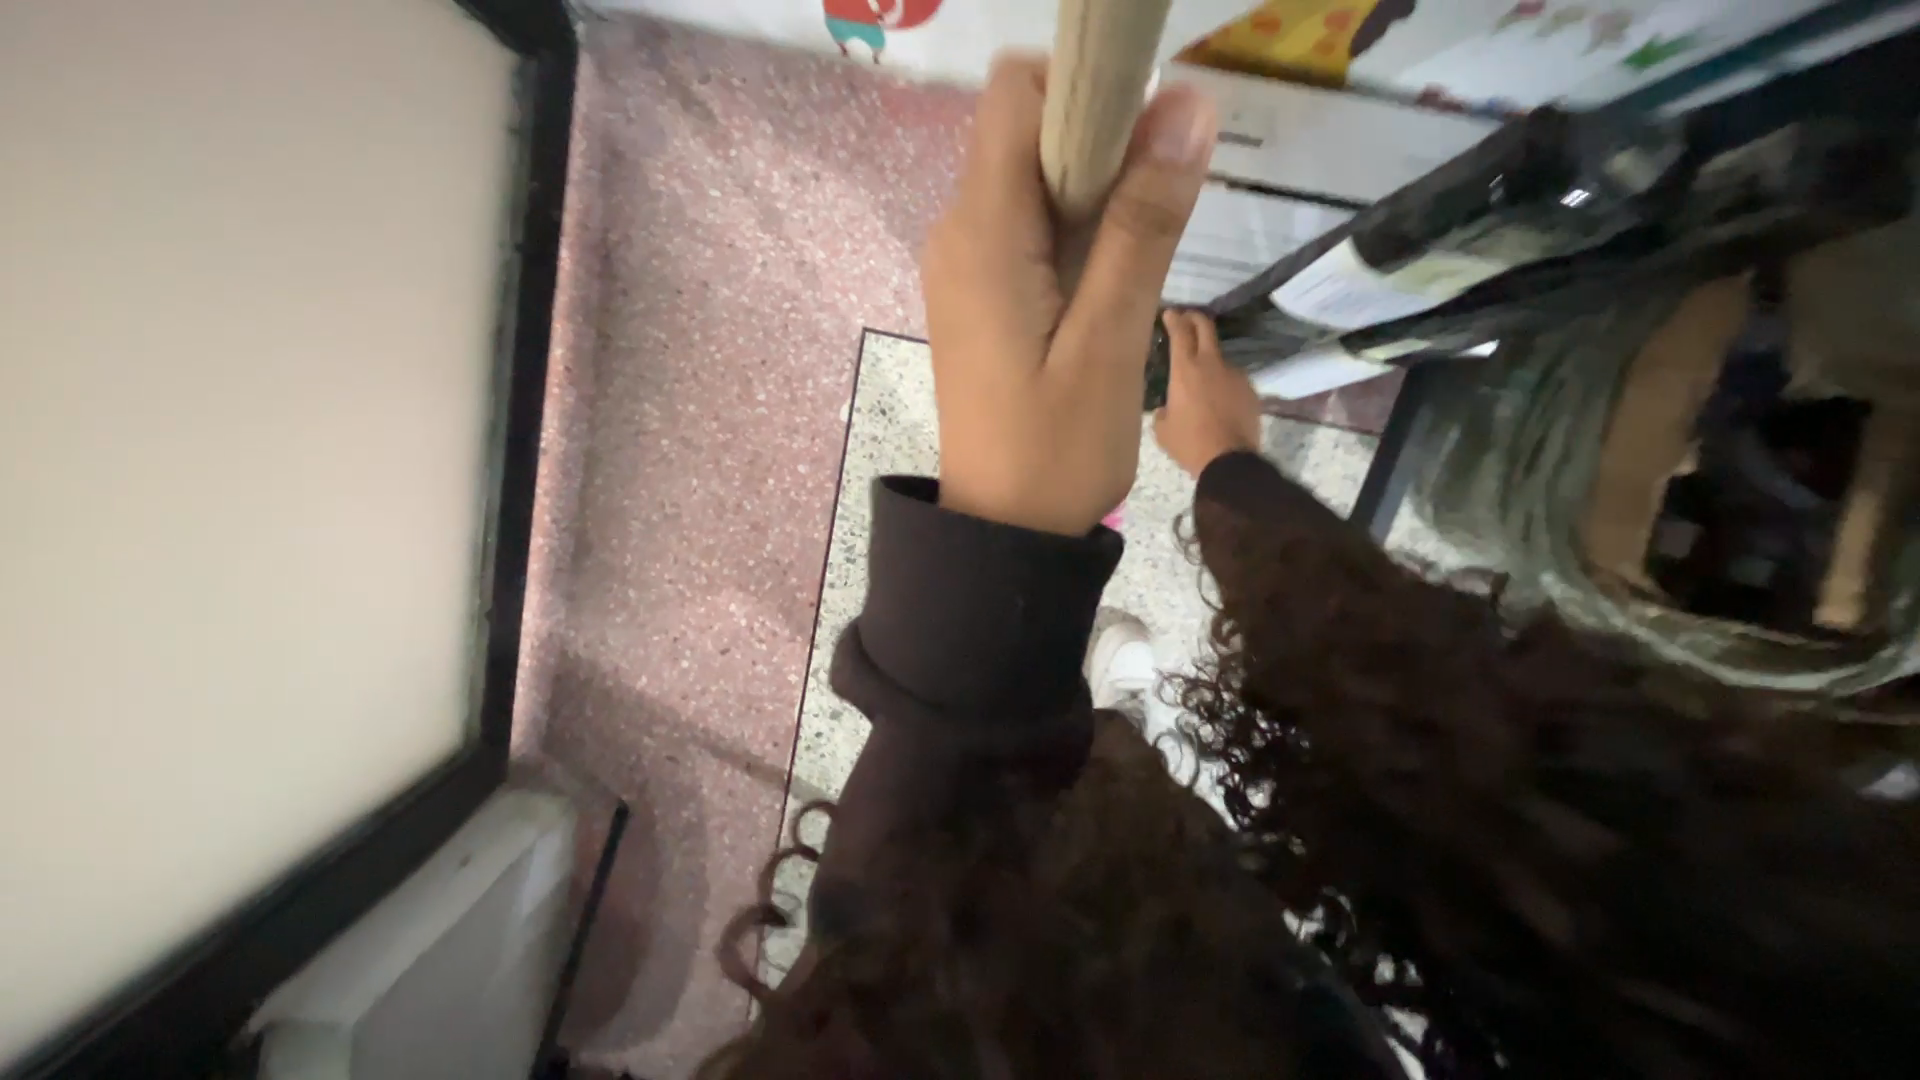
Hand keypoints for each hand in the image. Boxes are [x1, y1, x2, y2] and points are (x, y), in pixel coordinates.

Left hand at [923, 53, 1216, 535]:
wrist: (1002, 532)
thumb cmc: (1056, 451)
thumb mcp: (1110, 341)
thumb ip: (1144, 225)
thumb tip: (1187, 103)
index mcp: (981, 233)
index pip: (1019, 93)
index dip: (1087, 90)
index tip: (1145, 144)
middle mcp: (958, 233)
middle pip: (1031, 134)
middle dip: (1101, 155)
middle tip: (1147, 235)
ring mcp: (963, 267)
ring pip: (1035, 185)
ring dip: (1094, 205)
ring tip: (1123, 282)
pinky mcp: (978, 297)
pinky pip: (1027, 233)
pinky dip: (1072, 242)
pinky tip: (1098, 299)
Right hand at [1152, 310, 1260, 477]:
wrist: (1229, 460)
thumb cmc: (1189, 444)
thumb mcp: (1163, 429)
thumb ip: (1162, 411)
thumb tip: (1166, 408)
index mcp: (1185, 370)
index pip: (1180, 332)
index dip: (1174, 319)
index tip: (1170, 313)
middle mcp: (1211, 364)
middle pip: (1205, 328)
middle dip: (1195, 319)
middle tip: (1188, 318)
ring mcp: (1235, 375)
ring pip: (1220, 358)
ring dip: (1210, 360)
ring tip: (1203, 376)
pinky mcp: (1250, 390)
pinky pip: (1233, 379)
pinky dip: (1224, 383)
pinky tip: (1219, 400)